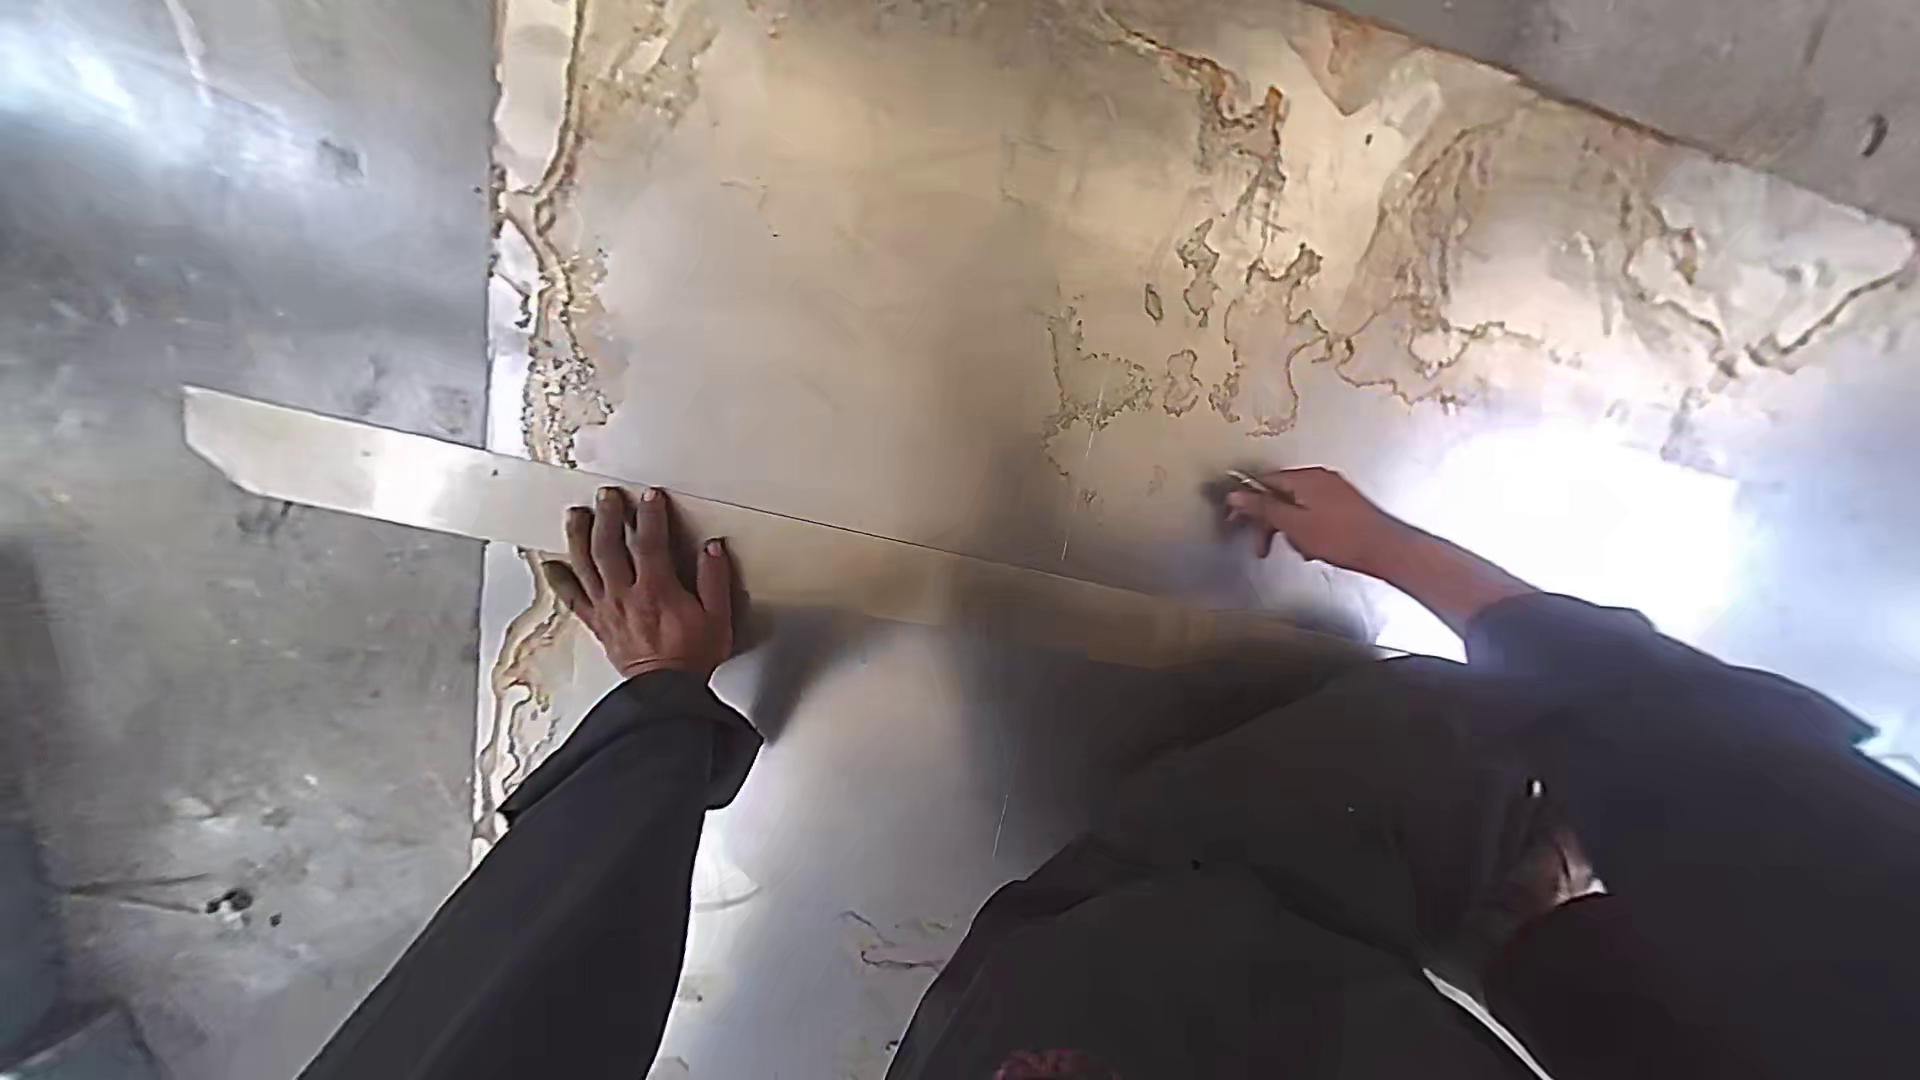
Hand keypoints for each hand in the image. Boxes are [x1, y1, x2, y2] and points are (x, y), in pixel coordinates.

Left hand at [541, 486, 734, 679]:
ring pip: (585, 564)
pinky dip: (559, 579)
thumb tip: (713, 549)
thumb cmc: (691, 656)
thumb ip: (714, 580)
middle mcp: (626, 595)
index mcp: (658, 591)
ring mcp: (608, 608)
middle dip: (608, 516)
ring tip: (577, 515)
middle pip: (609, 546)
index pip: (650, 542)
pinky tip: (552, 564)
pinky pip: (572, 597)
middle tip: (608, 496)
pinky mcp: (598, 622)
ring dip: (579, 536)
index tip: (651, 497)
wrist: (666, 691)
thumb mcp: (717, 616)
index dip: (651, 515)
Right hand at [1224, 466, 1411, 571]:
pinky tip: (1308, 546)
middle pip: (1278, 495)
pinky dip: (1303, 528)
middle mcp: (1320, 479)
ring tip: (1290, 547)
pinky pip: (1310, 511)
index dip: (1246, 502)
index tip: (1236, 517)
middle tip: (1259, 542)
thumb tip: (1237, 495)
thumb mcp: (1292, 524)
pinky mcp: (1342, 505)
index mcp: (1306, 478)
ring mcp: (1333, 491)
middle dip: (1267, 522)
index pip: (1263, 482)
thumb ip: (1262, 508)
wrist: (1386, 550)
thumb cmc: (1344, 537)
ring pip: (1294, 506)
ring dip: (1285, 528)